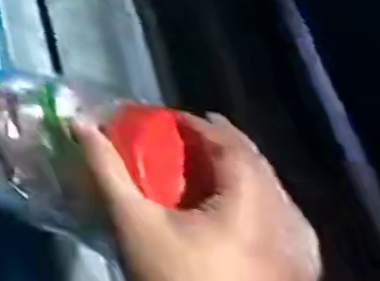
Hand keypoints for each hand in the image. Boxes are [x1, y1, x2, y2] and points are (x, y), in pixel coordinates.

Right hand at [80, 112, 319, 280]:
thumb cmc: (171, 272)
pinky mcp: (297, 275)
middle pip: (266, 176)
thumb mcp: (131, 217)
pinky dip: (263, 201)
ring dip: (248, 174)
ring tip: (214, 161)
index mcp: (251, 213)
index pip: (239, 155)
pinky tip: (242, 206)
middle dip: (229, 147)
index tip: (173, 115)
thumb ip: (107, 168)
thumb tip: (80, 123)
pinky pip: (289, 224)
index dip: (208, 129)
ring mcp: (299, 258)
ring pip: (283, 201)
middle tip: (191, 130)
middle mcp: (286, 232)